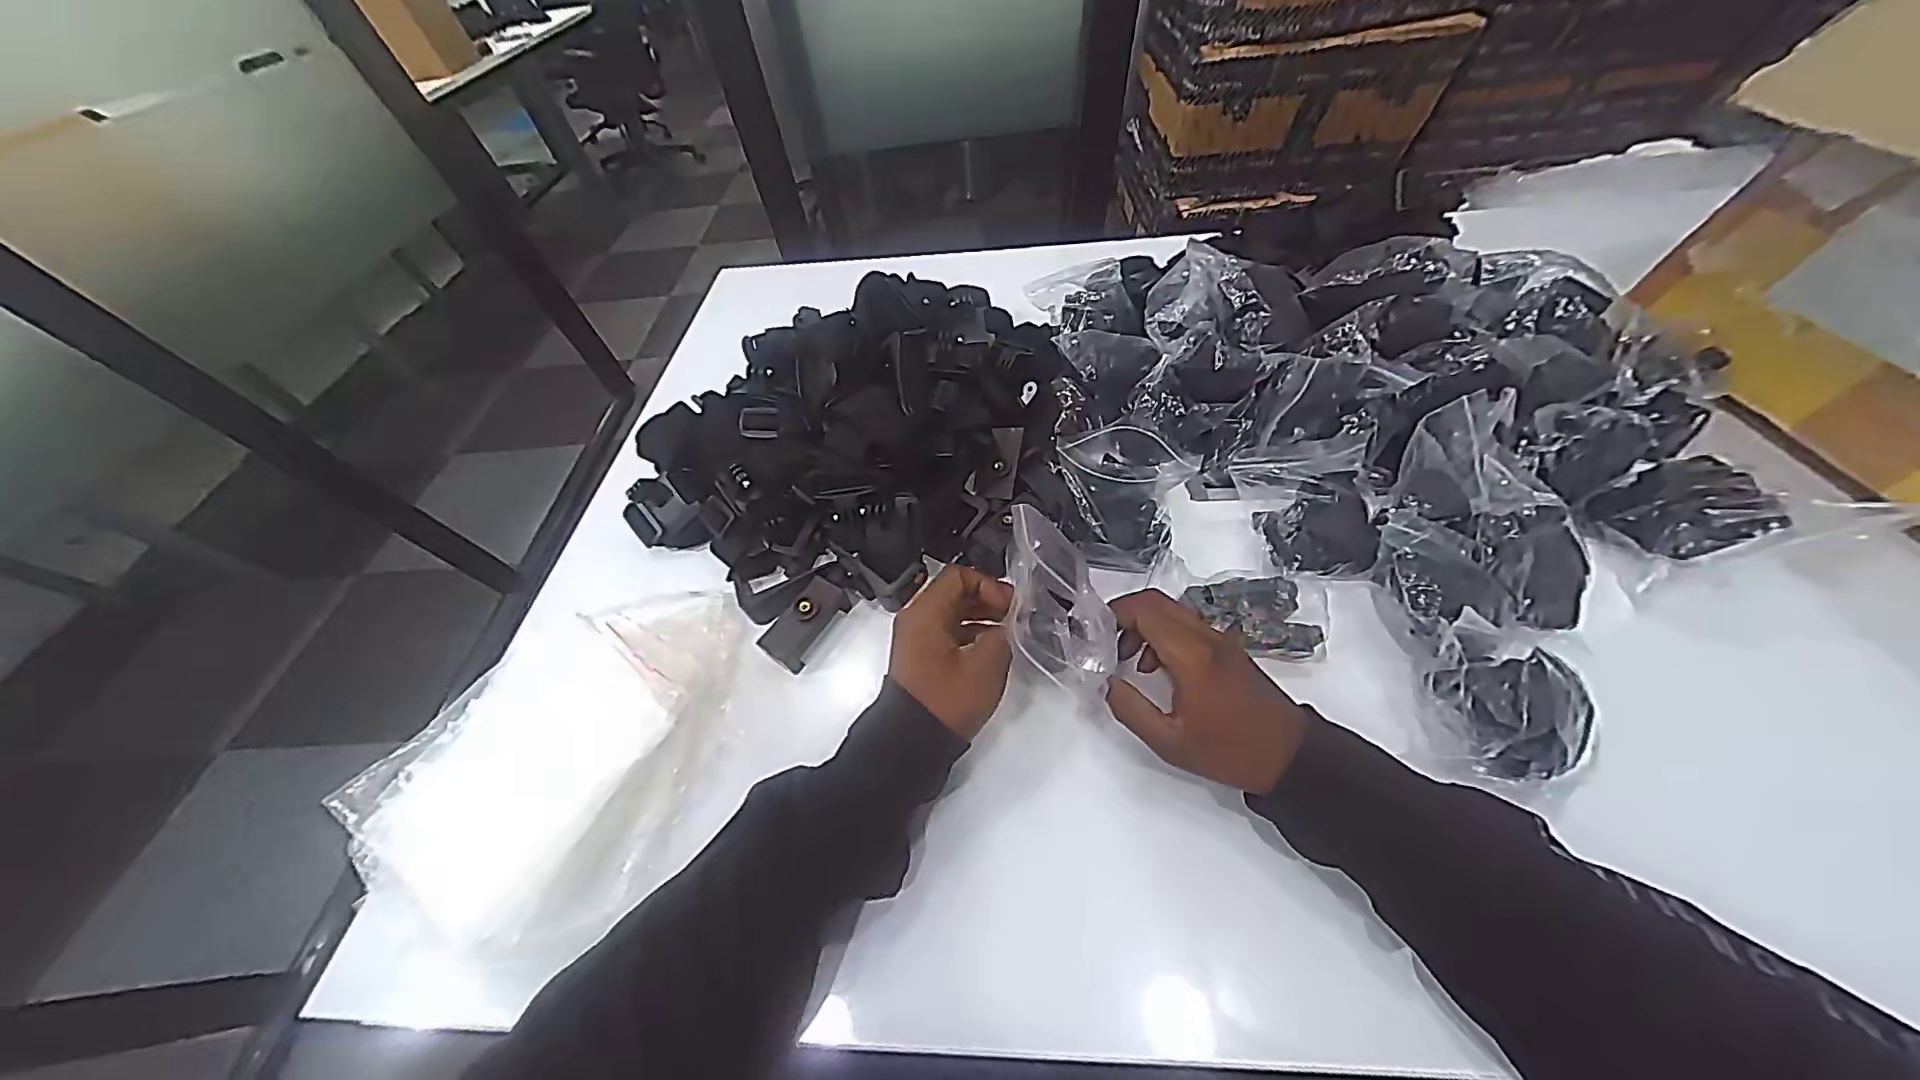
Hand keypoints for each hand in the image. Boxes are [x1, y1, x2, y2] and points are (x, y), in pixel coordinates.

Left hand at [890, 565, 1014, 740]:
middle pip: (955, 593)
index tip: (1009, 604)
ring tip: (1008, 632)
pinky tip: (992, 649)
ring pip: (953, 614)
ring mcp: (917, 640)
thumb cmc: (945, 701)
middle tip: (1014, 615)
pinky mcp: (922, 659)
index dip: (989, 584)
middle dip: (988, 600)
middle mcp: (916, 621)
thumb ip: (1003, 633)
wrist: (913, 742)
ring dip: (982, 618)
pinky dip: (971, 635)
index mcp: (925, 613)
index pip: (958, 575)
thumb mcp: (986, 664)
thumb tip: (1010, 622)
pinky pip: (948, 634)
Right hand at [1106, 589, 1311, 794]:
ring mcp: (1220, 640)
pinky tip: (1156, 667)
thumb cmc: (1231, 751)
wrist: (1290, 756)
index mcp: (1191, 655)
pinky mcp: (1227, 649)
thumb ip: (1130, 709)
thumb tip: (1108, 683)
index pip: (1145, 609)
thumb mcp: (1169, 742)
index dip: (1114, 614)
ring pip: (1171, 611)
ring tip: (1128, 659)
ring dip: (1144, 625)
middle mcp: (1206, 638)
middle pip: (1156, 601)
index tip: (1096, 635)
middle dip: (1125, 616)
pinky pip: (1187, 625)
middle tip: (1107, 643)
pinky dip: (1163, 634)